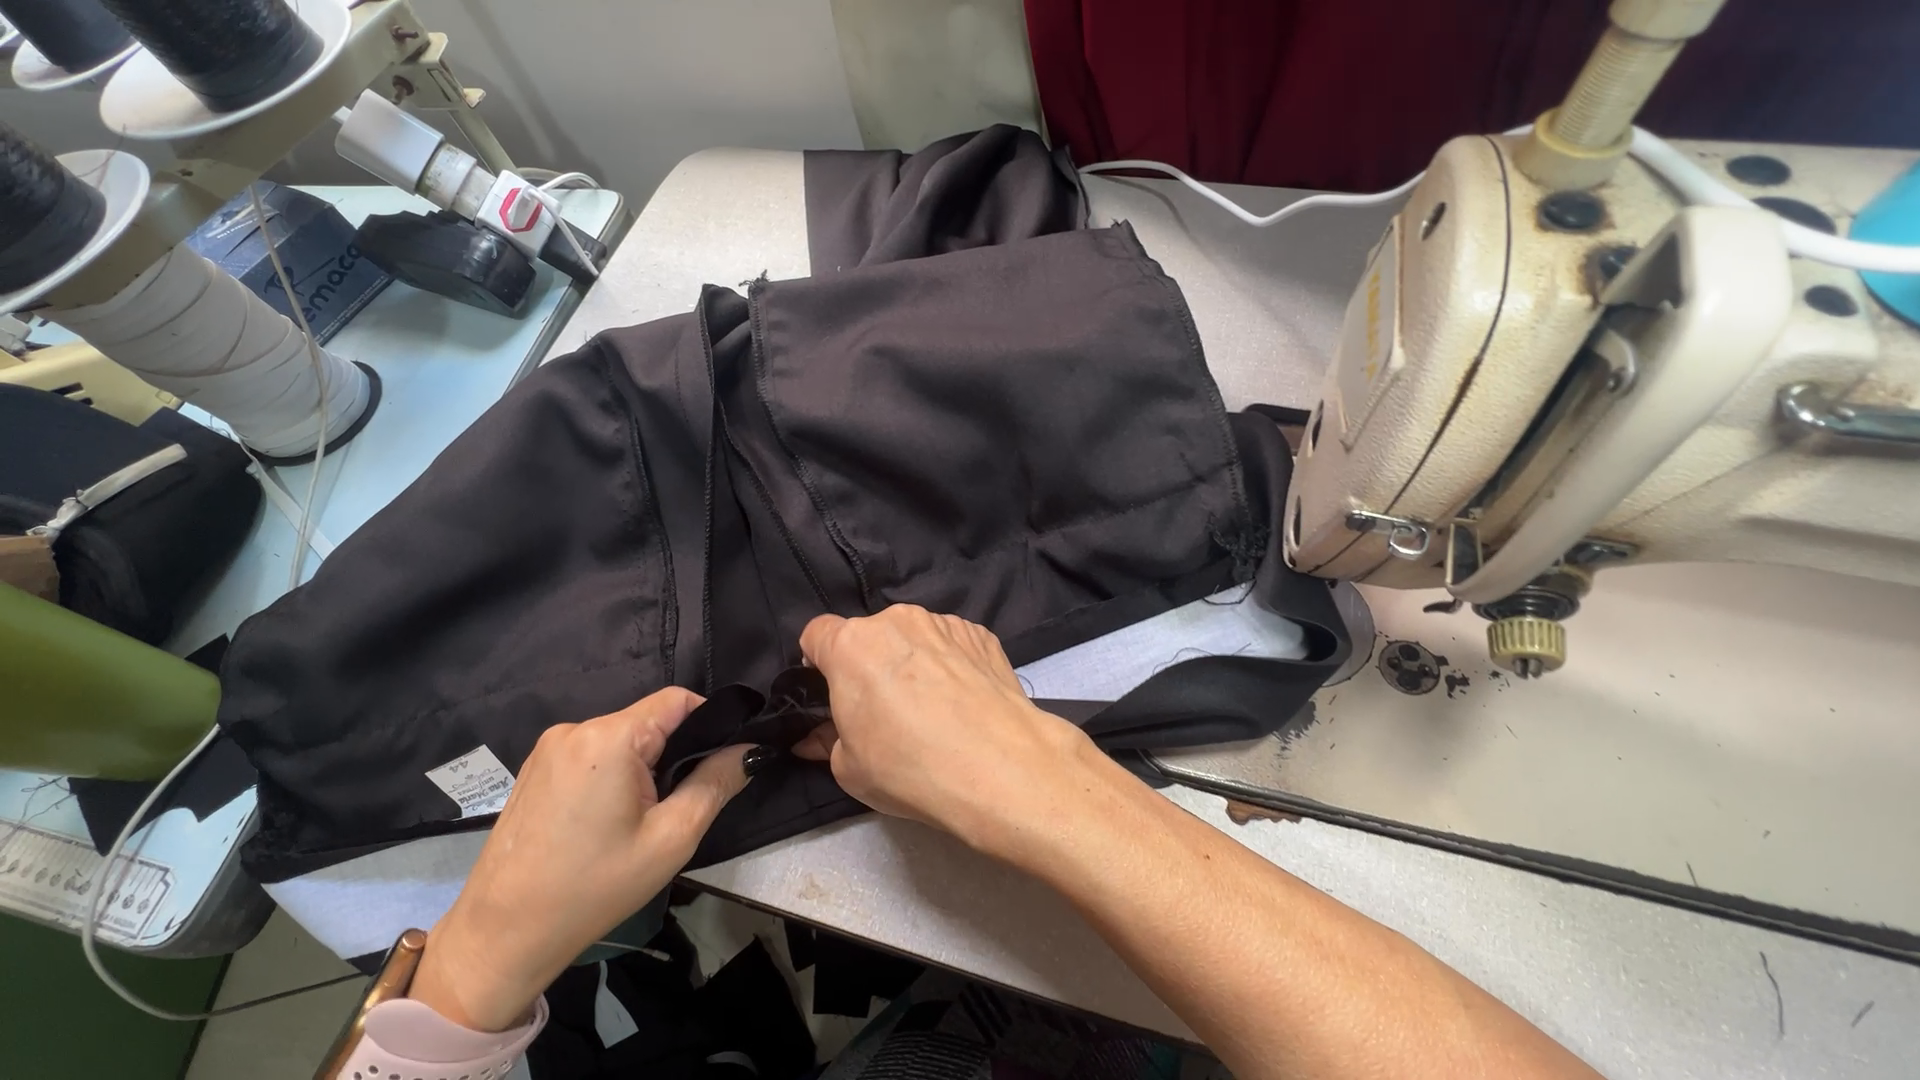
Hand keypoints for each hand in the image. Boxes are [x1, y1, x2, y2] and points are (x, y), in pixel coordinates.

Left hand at [410, 688, 749, 1031]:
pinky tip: (605, 821)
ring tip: (641, 818)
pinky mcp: (533, 769)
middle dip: (673, 752)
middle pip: (648, 720)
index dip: (710, 721)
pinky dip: (612, 775)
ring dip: (642, 766)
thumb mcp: (672, 838)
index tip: (720, 762)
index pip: (678, 699)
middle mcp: (574, 728)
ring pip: (621, 739)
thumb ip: (717, 783)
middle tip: (679, 804)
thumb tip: (751, 749)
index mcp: (610, 737)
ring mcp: (548, 748)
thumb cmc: (594, 887)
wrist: (503, 936)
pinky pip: (592, 754)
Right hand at [795, 605, 1100, 857]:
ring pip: (914, 637)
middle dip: (869, 664)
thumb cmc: (910, 768)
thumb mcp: (849, 768)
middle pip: (869, 635)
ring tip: (932, 707)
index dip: (818, 663)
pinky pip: (952, 644)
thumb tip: (813, 737)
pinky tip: (963, 702)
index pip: (817, 634)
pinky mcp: (983, 635)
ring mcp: (945, 623)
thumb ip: (826, 740)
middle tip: (883, 710)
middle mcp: (897, 620)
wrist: (1001, 767)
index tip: (830, 693)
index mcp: (852, 645)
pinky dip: (950, 664)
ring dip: (912, 661)